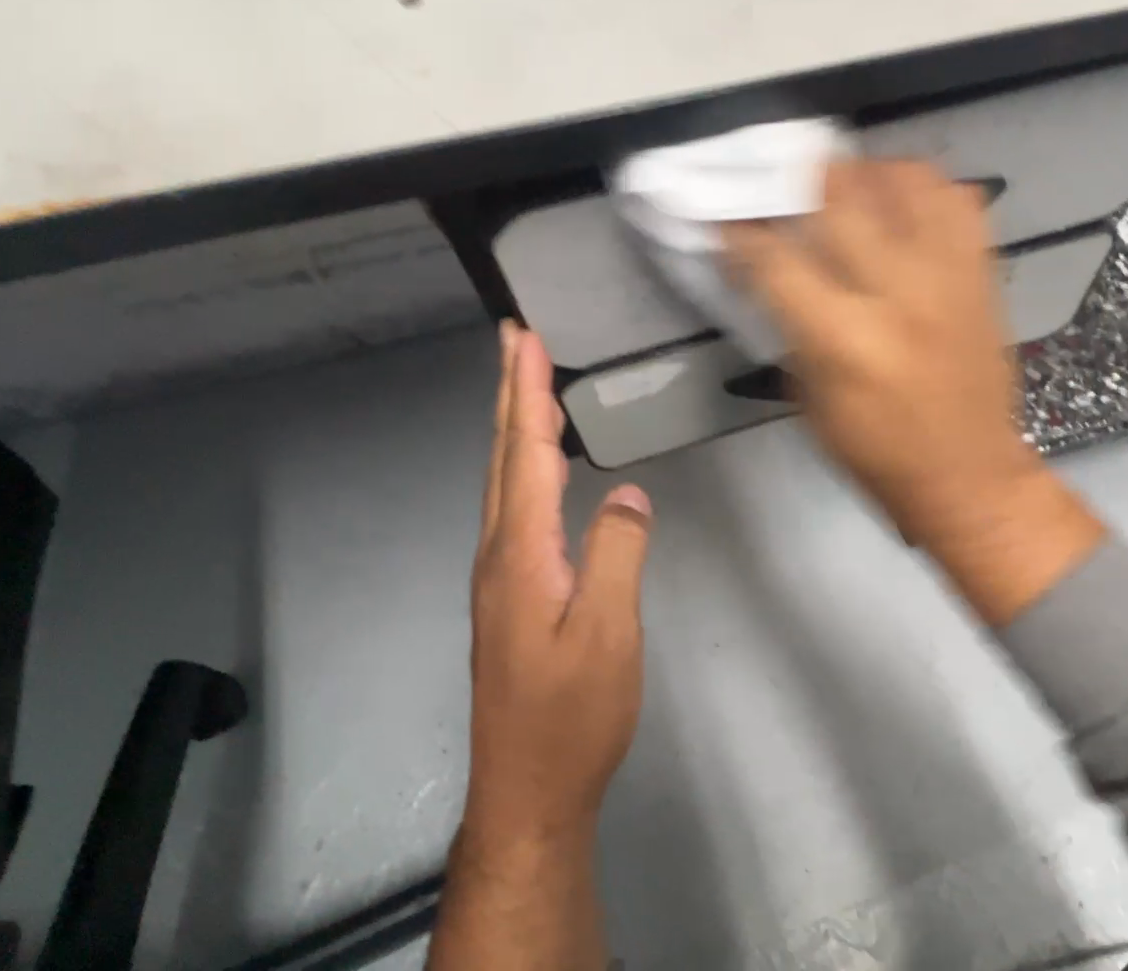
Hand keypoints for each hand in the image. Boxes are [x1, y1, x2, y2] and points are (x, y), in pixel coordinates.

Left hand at [467, 321, 652, 845]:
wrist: (529, 789)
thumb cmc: (573, 714)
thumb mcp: (608, 632)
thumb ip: (618, 553)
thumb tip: (627, 495)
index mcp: (521, 552)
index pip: (526, 454)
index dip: (527, 393)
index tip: (524, 338)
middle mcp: (500, 555)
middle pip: (505, 459)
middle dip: (510, 395)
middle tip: (514, 341)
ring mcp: (500, 578)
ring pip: (505, 485)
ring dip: (514, 429)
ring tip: (526, 389)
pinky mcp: (510, 599)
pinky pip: (513, 511)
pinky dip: (523, 470)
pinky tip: (537, 474)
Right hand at [725, 160, 1103, 625]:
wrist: (969, 474)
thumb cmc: (877, 452)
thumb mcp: (809, 400)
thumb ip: (790, 327)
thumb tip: (769, 274)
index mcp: (843, 338)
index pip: (776, 260)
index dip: (741, 234)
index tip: (726, 220)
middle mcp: (897, 294)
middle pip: (840, 199)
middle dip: (799, 182)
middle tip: (783, 184)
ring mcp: (947, 277)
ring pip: (905, 182)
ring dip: (865, 172)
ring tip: (846, 184)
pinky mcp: (982, 276)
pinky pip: (958, 202)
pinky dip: (926, 189)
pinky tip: (904, 203)